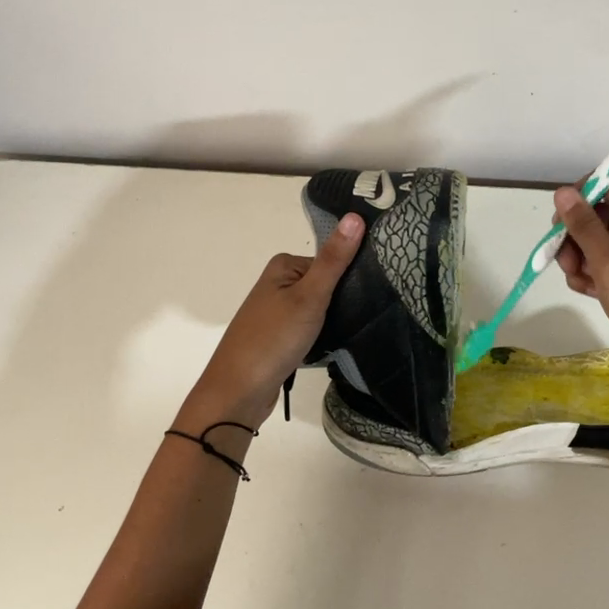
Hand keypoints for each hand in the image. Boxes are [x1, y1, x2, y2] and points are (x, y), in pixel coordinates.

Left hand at [179, 214, 363, 429]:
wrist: (239, 392)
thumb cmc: (273, 338)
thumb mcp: (309, 296)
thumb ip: (334, 259)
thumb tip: (355, 216)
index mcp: (283, 266)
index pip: (332, 261)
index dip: (351, 277)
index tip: (370, 295)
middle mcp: (278, 284)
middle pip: (327, 284)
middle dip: (344, 300)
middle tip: (364, 317)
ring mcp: (278, 312)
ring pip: (321, 309)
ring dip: (336, 321)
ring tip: (354, 333)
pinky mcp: (281, 338)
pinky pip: (312, 329)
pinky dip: (324, 337)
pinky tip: (336, 348)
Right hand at [553, 175, 608, 378]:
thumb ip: (583, 226)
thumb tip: (562, 192)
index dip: (582, 191)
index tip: (561, 217)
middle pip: (596, 209)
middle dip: (574, 233)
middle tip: (562, 257)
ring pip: (593, 236)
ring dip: (577, 256)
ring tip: (578, 280)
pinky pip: (599, 258)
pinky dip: (589, 272)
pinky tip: (589, 291)